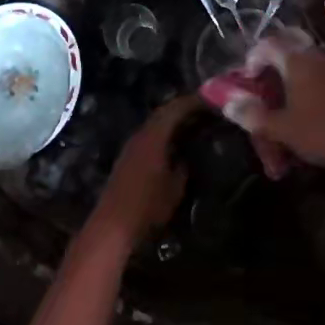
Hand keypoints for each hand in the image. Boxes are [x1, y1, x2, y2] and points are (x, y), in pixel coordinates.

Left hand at [91, 94, 200, 241]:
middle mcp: (140, 136)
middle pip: (163, 113)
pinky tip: (176, 142)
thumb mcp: (175, 187)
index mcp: (153, 137)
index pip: (174, 109)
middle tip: (206, 108)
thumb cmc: (147, 206)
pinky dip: (165, 133)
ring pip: (155, 124)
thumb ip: (184, 166)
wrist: (113, 225)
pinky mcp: (128, 158)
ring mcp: (131, 146)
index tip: (211, 99)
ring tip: (196, 122)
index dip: (192, 102)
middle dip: (184, 108)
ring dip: (173, 120)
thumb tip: (190, 152)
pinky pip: (150, 136)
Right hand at [218, 28, 324, 178]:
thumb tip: (226, 103)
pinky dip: (301, 94)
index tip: (247, 84)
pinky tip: (299, 119)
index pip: (266, 45)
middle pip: (285, 50)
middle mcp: (314, 58)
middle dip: (268, 68)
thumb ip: (252, 115)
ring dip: (285, 84)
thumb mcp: (282, 128)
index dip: (250, 60)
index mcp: (296, 61)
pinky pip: (314, 80)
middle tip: (259, 88)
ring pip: (300, 67)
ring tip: (277, 111)